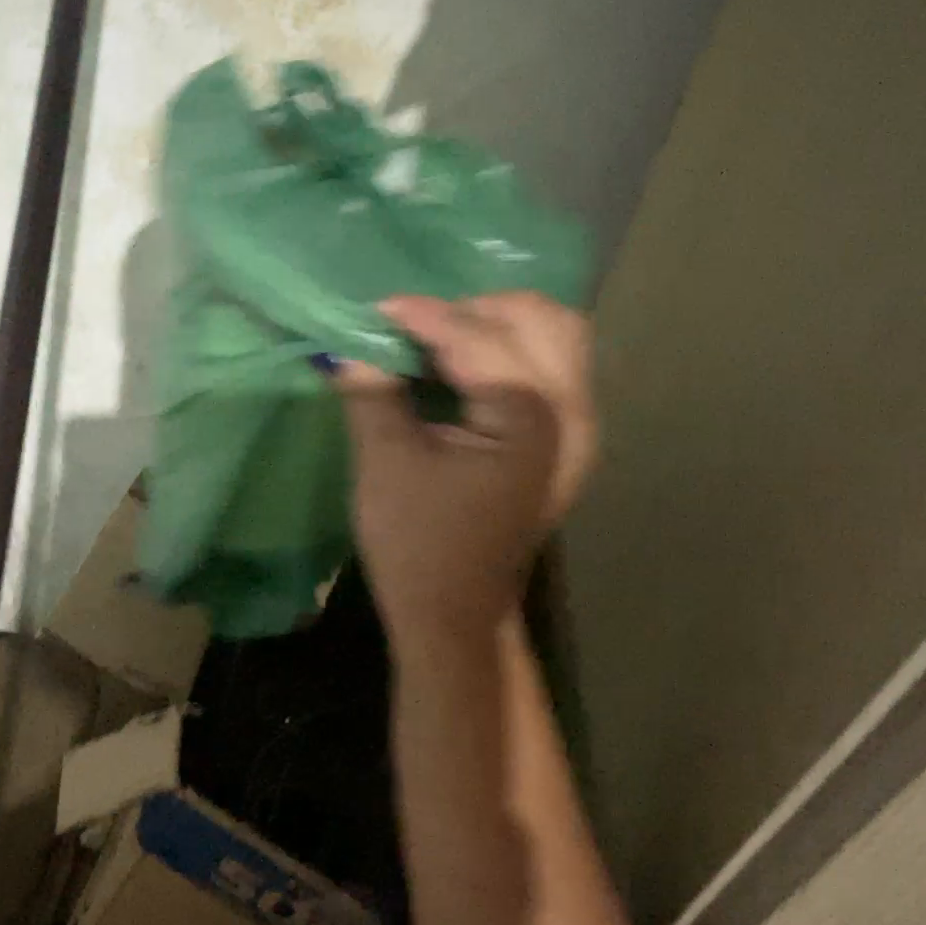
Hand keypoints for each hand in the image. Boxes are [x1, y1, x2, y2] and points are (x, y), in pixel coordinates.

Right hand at [330, 292, 596, 640]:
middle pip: (540, 320)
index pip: (479, 338)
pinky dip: (507, 350)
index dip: (423, 317)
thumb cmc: (418, 544)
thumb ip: (372, 394)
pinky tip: (461, 367)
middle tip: (413, 328)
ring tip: (438, 341)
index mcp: (530, 420)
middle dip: (472, 311)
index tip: (374, 310)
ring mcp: (577, 428)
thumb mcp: (385, 464)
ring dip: (496, 325)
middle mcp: (572, 414)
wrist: (455, 614)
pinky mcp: (563, 441)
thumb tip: (348, 347)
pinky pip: (549, 366)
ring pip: (554, 337)